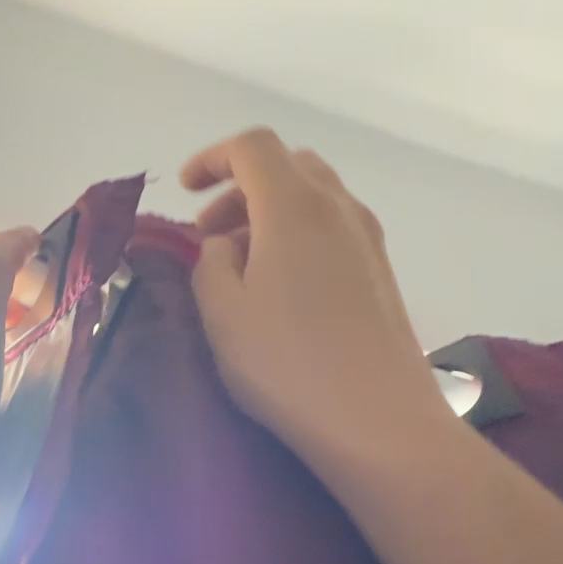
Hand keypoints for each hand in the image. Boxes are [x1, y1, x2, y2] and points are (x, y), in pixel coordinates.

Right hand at [182, 128, 456, 458]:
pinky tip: (277, 286)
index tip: (183, 190)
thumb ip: (210, 264)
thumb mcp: (221, 313)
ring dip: (268, 214)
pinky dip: (295, 235)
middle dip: (239, 188)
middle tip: (208, 235)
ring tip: (238, 265)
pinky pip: (330, 228)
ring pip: (313, 197)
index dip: (212, 158)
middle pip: (288, 166)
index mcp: (294, 207)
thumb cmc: (284, 361)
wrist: (373, 415)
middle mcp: (338, 208)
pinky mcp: (379, 271)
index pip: (253, 148)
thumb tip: (225, 245)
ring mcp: (366, 238)